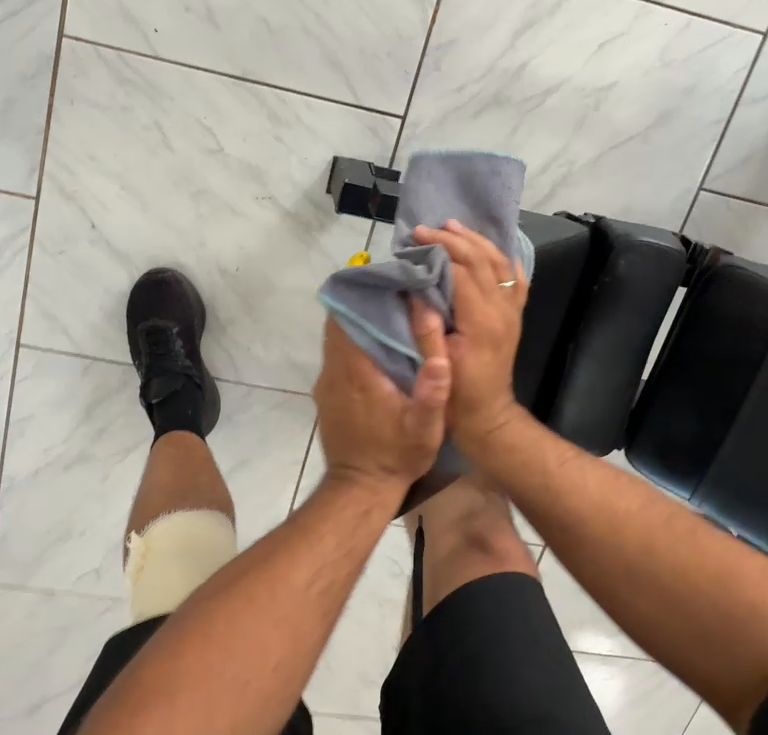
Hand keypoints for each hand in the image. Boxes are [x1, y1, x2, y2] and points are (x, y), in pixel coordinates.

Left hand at [313, 301, 451, 496]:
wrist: (360, 490)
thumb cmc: (396, 456)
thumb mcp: (425, 428)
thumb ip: (433, 392)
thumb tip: (440, 356)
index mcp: (355, 371)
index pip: (345, 318)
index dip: (360, 294)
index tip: (383, 277)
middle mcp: (334, 372)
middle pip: (338, 323)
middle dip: (360, 303)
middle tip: (390, 290)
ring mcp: (326, 384)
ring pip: (335, 339)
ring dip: (356, 323)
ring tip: (388, 312)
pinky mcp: (326, 395)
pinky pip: (336, 357)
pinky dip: (352, 344)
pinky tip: (377, 345)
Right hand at [411, 220, 527, 452]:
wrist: (487, 416)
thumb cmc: (456, 395)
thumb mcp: (434, 364)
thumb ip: (426, 327)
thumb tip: (415, 290)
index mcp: (481, 321)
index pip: (460, 272)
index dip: (436, 253)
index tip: (413, 243)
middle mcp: (501, 310)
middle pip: (480, 260)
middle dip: (452, 239)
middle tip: (425, 229)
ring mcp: (512, 311)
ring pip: (500, 263)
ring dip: (476, 241)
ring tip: (452, 226)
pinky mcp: (515, 315)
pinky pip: (516, 279)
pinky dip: (504, 259)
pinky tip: (491, 249)